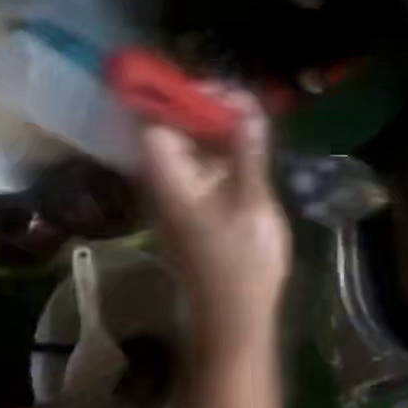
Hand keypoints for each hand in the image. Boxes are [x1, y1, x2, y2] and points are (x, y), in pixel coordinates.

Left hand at [137, 92, 290, 350]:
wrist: (235, 317)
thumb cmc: (243, 262)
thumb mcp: (252, 201)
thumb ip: (246, 150)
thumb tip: (245, 102)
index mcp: (169, 179)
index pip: (154, 121)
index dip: (181, 97)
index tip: (222, 91)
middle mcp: (164, 183)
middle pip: (170, 129)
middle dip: (204, 108)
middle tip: (246, 104)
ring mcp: (177, 196)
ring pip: (187, 147)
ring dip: (215, 129)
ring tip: (253, 119)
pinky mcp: (192, 208)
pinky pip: (199, 167)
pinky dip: (220, 152)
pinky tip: (249, 149)